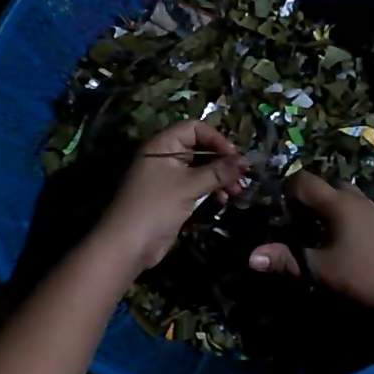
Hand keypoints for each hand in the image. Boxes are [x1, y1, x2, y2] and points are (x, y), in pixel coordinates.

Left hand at [97, 121, 245, 268]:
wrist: (128, 245)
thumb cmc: (156, 207)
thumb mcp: (189, 186)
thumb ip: (219, 171)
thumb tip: (245, 161)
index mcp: (163, 145)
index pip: (195, 128)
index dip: (216, 139)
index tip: (234, 156)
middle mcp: (165, 156)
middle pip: (200, 148)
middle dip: (222, 161)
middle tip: (242, 176)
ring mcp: (168, 176)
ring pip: (200, 168)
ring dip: (220, 177)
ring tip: (236, 191)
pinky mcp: (172, 195)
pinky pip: (196, 184)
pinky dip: (211, 189)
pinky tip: (223, 199)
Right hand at [246, 171, 373, 313]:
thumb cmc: (368, 275)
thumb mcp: (322, 271)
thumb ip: (287, 261)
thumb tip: (251, 256)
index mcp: (338, 204)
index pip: (304, 181)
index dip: (285, 189)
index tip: (273, 207)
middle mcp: (356, 199)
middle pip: (326, 184)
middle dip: (306, 195)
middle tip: (291, 217)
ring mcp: (373, 210)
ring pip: (343, 196)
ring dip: (326, 205)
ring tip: (311, 228)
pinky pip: (355, 209)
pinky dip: (341, 216)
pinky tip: (337, 239)